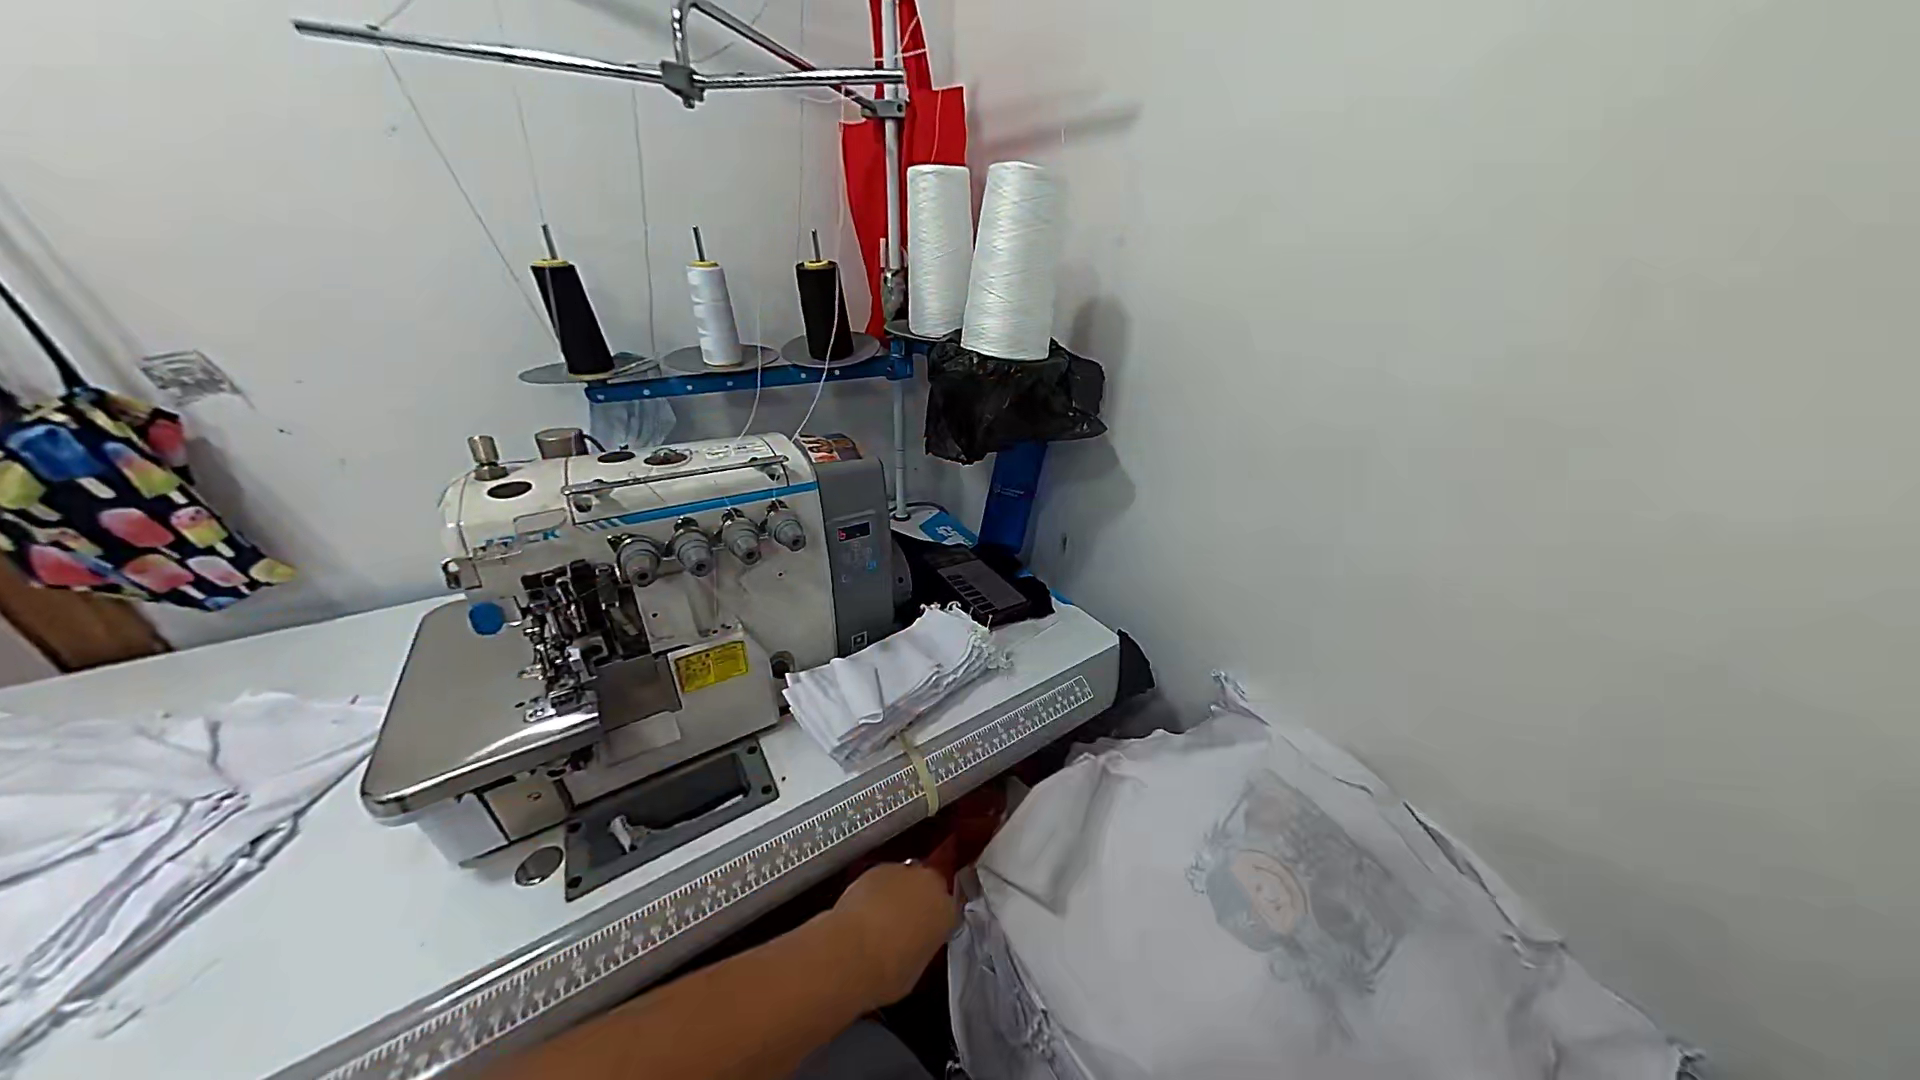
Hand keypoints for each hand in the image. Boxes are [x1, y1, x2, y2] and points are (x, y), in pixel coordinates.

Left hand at [830, 862, 957, 1008]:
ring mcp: (902, 871)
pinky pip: (883, 879)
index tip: (926, 936)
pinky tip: (865, 912)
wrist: (850, 952)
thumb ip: (923, 945)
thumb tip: (912, 943)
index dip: (936, 924)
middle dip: (921, 901)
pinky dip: (877, 891)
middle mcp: (929, 883)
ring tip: (881, 918)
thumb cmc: (888, 972)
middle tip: (906, 925)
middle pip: (930, 887)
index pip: (949, 912)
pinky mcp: (875, 868)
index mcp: (946, 911)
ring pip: (906, 880)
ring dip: (898, 893)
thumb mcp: (917, 968)